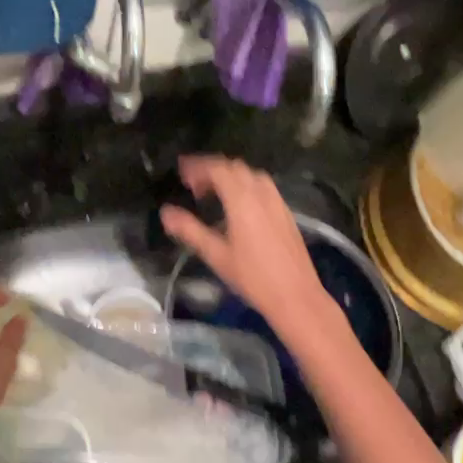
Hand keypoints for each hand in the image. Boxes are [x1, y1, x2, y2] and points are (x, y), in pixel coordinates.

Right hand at [159, 155, 338, 342]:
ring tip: (214, 194)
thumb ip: (190, 231)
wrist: (295, 295)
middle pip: (235, 168)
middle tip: (194, 186)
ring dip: (231, 177)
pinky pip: (264, 187)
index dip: (198, 167)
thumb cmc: (253, 277)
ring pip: (252, 175)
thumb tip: (166, 213)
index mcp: (242, 200)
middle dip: (213, 170)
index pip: (218, 169)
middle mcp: (262, 194)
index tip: (182, 174)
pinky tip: (239, 207)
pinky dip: (246, 186)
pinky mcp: (286, 213)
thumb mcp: (216, 255)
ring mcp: (277, 202)